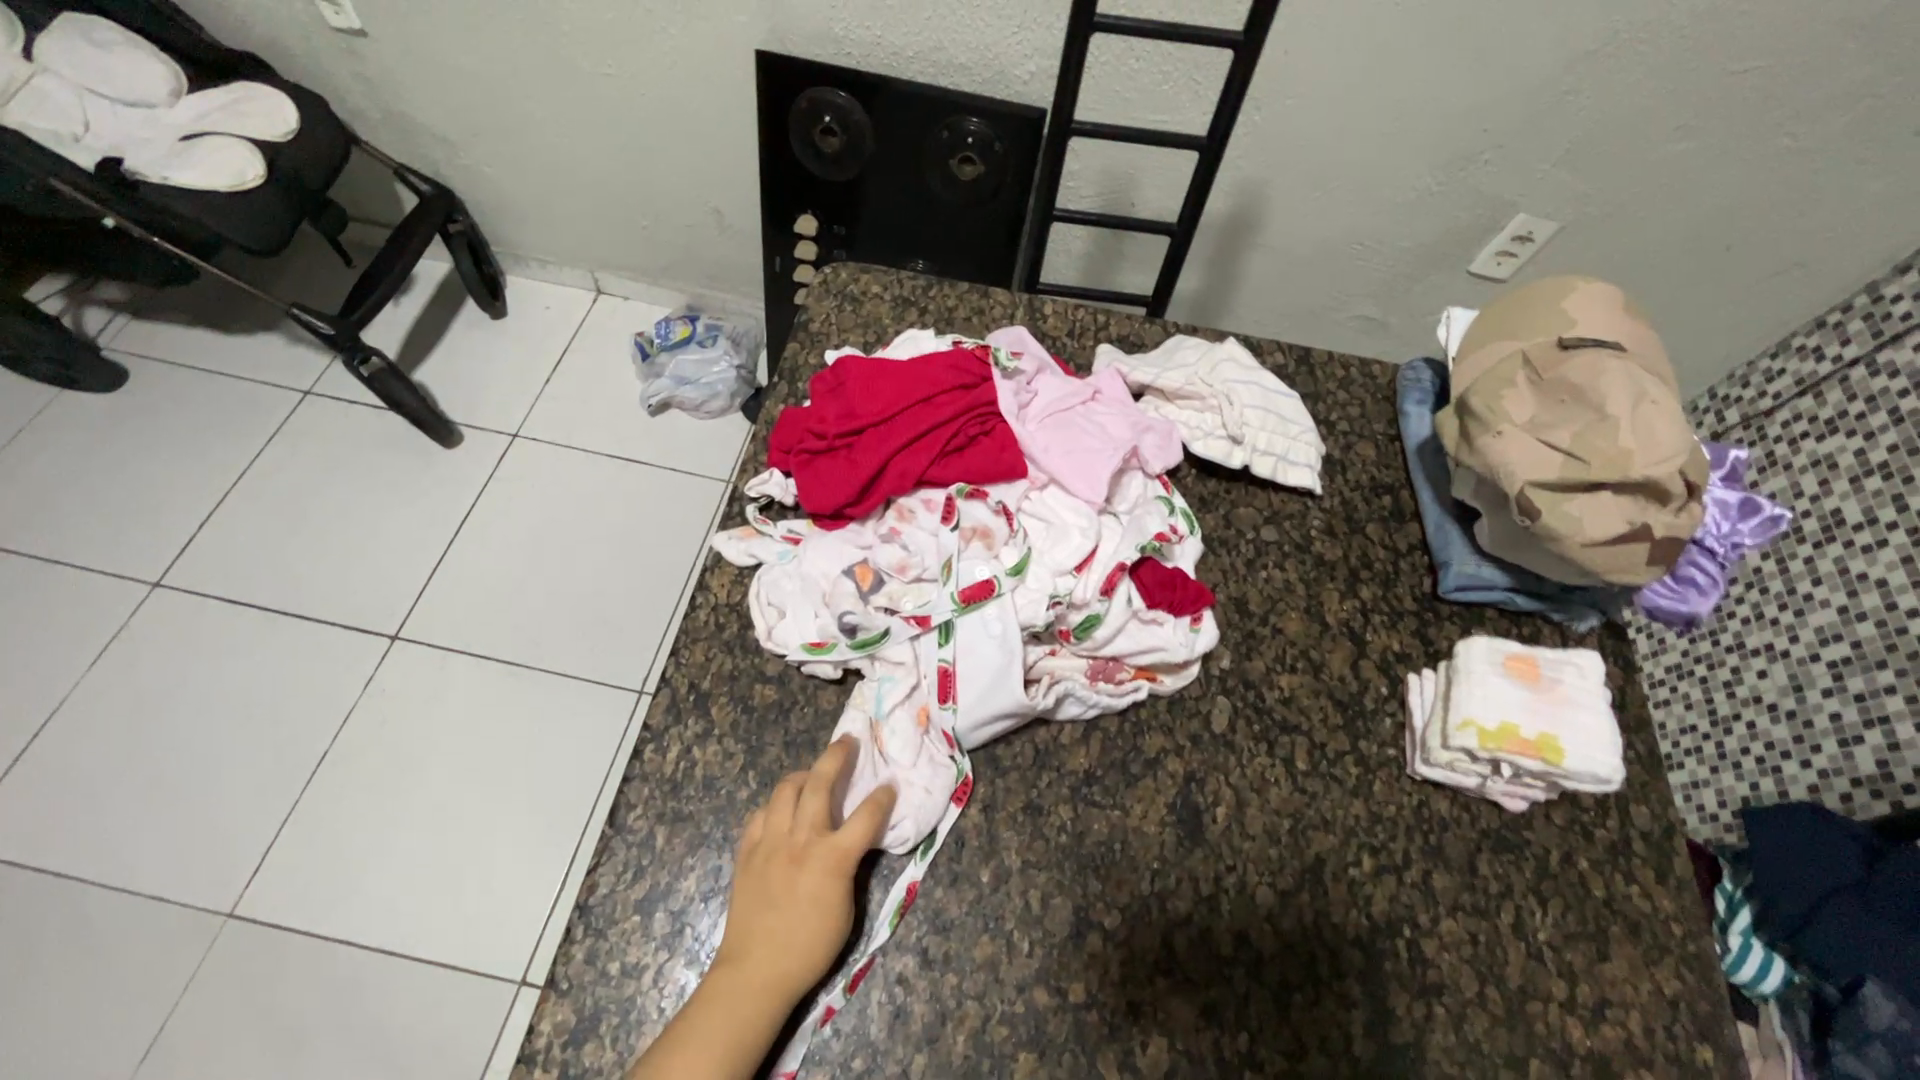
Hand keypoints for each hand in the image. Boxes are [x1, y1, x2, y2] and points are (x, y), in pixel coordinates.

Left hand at [712, 736, 895, 1007]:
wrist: (757, 970)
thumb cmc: (811, 947)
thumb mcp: (847, 908)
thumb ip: (851, 867)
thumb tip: (853, 843)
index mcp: (833, 858)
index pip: (867, 815)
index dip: (882, 797)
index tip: (890, 784)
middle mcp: (801, 840)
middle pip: (820, 783)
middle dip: (836, 757)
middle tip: (847, 742)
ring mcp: (770, 842)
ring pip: (784, 790)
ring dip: (801, 775)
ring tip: (811, 774)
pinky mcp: (747, 851)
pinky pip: (760, 814)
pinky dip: (774, 806)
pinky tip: (780, 811)